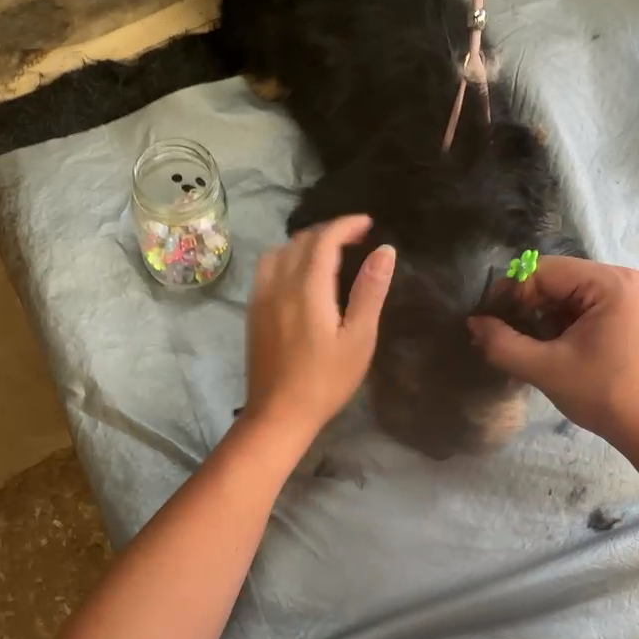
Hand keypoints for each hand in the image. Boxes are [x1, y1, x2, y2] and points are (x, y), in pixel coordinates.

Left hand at [243, 215, 395, 438]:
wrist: (278, 414)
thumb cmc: (325, 381)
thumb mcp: (359, 339)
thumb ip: (370, 291)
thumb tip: (385, 250)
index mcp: (307, 287)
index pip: (324, 239)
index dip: (346, 225)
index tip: (367, 224)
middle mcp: (278, 285)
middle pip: (300, 241)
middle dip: (327, 231)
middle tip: (354, 238)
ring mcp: (260, 299)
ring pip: (278, 252)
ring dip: (303, 243)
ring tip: (327, 253)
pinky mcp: (253, 314)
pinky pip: (267, 270)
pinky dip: (286, 259)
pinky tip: (300, 276)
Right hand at [467, 256, 638, 453]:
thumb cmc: (605, 395)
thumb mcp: (544, 368)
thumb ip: (501, 343)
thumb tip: (474, 323)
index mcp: (614, 283)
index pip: (545, 271)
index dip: (512, 294)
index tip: (492, 323)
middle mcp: (633, 280)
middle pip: (563, 281)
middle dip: (531, 308)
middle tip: (511, 339)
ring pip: (578, 296)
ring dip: (550, 318)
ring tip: (535, 349)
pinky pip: (597, 309)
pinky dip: (572, 325)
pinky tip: (563, 351)